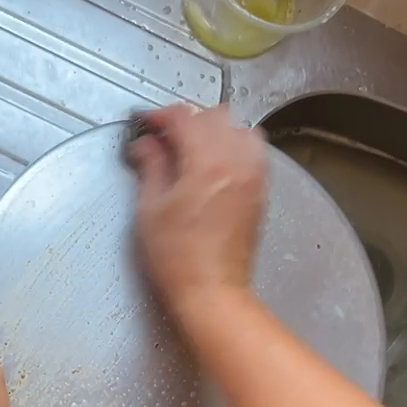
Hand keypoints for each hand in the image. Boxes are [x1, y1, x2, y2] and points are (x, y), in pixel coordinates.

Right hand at [125, 103, 267, 317]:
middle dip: (188, 120)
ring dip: (215, 131)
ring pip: (240, 129)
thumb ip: (151, 167)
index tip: (146, 124)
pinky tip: (214, 166)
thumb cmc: (176, 257)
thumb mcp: (149, 209)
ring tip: (192, 150)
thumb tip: (146, 144)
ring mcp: (253, 176)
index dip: (160, 116)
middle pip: (216, 116)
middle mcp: (236, 162)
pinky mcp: (260, 192)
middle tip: (165, 138)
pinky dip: (234, 147)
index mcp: (206, 163)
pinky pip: (253, 151)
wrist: (212, 291)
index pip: (184, 118)